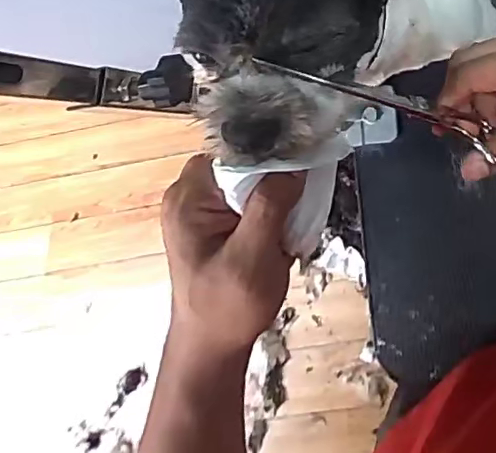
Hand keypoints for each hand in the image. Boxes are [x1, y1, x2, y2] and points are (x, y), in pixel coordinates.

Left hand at [159, 154, 303, 356]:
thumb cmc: (227, 307)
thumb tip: (295, 166)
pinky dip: (277, 200)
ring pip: (257, 172)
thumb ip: (269, 205)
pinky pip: (257, 190)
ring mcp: (206, 203)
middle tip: (306, 187)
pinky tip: (288, 220)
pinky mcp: (222, 215)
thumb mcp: (251, 256)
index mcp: (189, 195)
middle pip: (249, 156)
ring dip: (282, 186)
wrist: (214, 349)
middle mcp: (193, 192)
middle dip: (281, 168)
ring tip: (298, 208)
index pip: (238, 148)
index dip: (274, 147)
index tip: (306, 153)